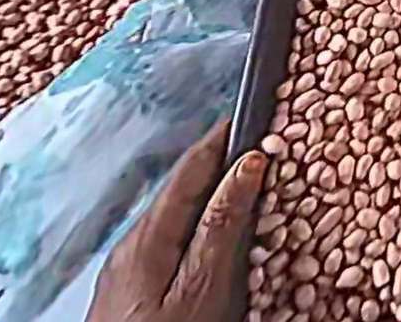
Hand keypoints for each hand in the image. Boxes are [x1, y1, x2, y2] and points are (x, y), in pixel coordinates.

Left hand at [85, 122, 267, 321]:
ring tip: (259, 179)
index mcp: (149, 235)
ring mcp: (129, 266)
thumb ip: (222, 224)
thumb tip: (250, 160)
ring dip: (219, 188)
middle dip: (228, 158)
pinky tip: (228, 227)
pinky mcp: (133, 287)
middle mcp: (134, 242)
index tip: (262, 110)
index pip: (194, 164)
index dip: (227, 132)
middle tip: (271, 144)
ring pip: (182, 208)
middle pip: (187, 183)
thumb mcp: (200, 290)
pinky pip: (176, 234)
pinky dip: (207, 217)